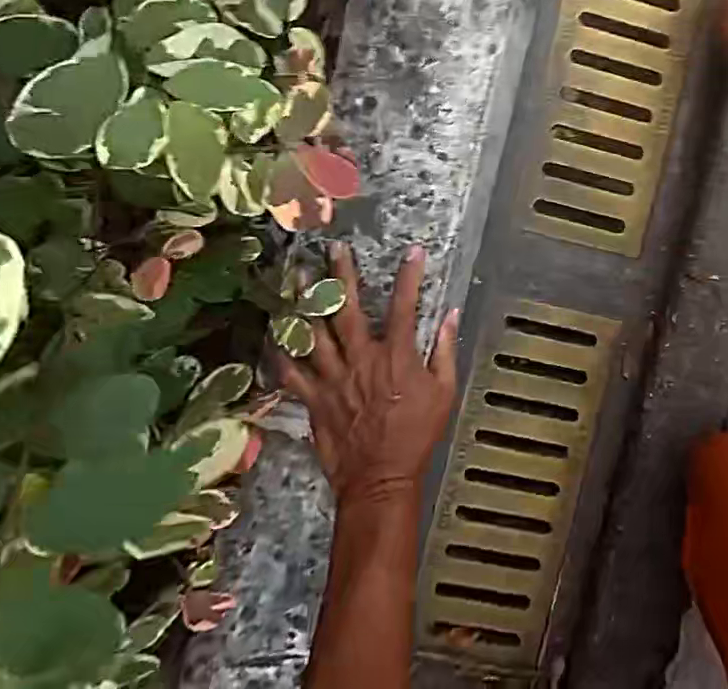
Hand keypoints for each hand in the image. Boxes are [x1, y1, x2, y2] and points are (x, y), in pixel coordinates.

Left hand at [277, 243, 457, 505]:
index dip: (410, 277)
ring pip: (315, 334)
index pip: (405, 306)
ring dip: (307, 304)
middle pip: (348, 311)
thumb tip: (451, 315)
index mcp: (397, 356)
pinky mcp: (315, 400)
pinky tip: (276, 334)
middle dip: (342, 276)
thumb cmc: (418, 432)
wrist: (381, 477)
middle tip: (335, 250)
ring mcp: (333, 379)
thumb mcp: (445, 390)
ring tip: (300, 278)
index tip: (414, 252)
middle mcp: (362, 360)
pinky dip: (282, 353)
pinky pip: (292, 373)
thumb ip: (444, 350)